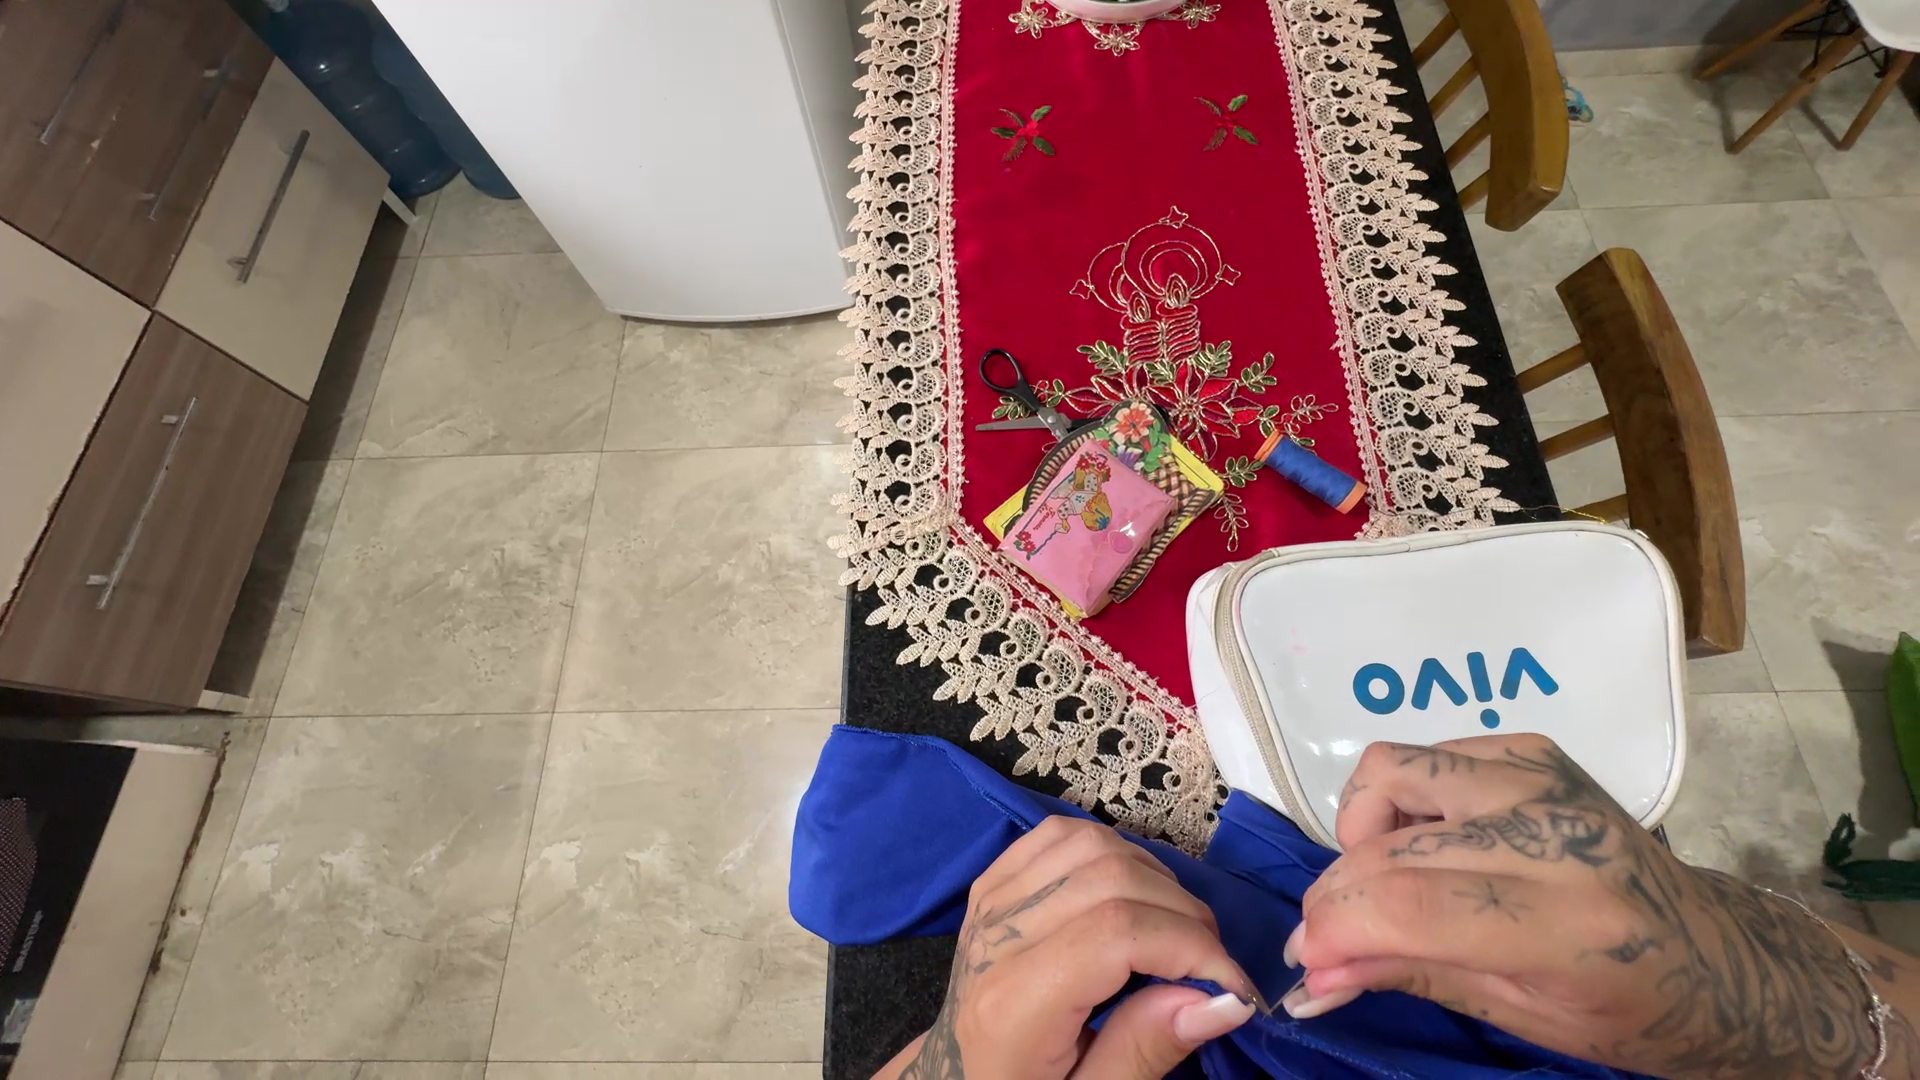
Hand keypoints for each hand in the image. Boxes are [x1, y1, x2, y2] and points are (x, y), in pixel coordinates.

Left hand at [881, 816, 1260, 1079]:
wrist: (954, 1077)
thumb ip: (1146, 1049)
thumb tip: (1223, 1000)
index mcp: (1014, 1001)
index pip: (1117, 932)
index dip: (1190, 947)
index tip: (1235, 986)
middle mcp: (997, 932)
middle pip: (1109, 877)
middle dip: (1183, 912)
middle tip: (1213, 962)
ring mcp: (990, 896)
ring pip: (1089, 843)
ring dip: (1152, 875)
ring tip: (1177, 927)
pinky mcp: (992, 878)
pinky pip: (1060, 834)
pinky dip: (1110, 848)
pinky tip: (1131, 888)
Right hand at [1285, 733, 1918, 1078]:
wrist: (1728, 961)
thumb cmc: (1631, 1011)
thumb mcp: (1518, 1014)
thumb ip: (1402, 974)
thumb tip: (1306, 974)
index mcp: (1573, 921)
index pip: (1411, 904)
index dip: (1336, 926)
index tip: (1306, 954)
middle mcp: (1556, 832)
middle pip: (1389, 846)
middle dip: (1336, 893)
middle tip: (1330, 931)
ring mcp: (1542, 777)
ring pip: (1388, 770)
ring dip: (1363, 828)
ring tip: (1390, 873)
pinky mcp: (1530, 750)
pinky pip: (1420, 755)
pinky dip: (1401, 798)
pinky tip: (1430, 838)